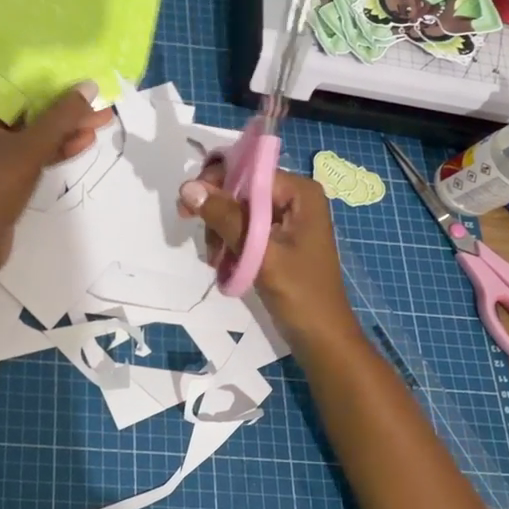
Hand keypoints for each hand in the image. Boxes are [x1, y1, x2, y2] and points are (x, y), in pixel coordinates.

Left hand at [0, 83, 113, 272]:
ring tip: (103, 118)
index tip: (77, 68)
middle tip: (99, 97)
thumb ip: (60, 118)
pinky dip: (55, 147)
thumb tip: (89, 87)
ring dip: (65, 127)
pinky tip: (86, 140)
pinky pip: (31, 151)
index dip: (46, 74)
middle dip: (62, 105)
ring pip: (32, 130)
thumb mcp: (28, 151)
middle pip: (25, 105)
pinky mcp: (1, 173)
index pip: (10, 80)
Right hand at [178, 166, 351, 341]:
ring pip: (236, 210)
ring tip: (217, 262)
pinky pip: (243, 229)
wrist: (321, 338)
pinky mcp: (276, 239)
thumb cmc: (300, 293)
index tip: (188, 207)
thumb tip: (187, 187)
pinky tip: (224, 264)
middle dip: (217, 214)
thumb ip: (225, 217)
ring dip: (220, 233)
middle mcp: (294, 198)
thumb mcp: (260, 252)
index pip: (248, 170)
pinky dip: (229, 244)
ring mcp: (286, 219)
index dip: (215, 183)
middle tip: (206, 243)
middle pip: (240, 189)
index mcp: (300, 192)